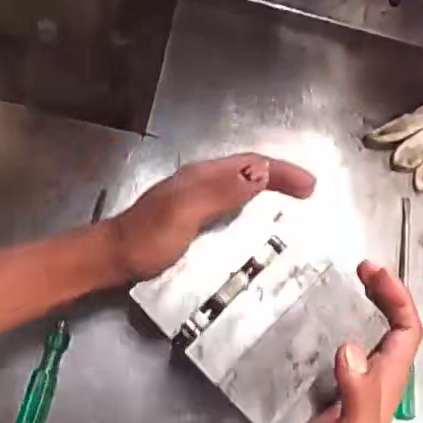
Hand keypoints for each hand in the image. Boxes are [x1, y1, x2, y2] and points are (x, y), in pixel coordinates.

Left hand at [104, 153, 315, 281]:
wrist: (113, 258)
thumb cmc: (147, 239)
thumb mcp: (185, 213)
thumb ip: (221, 192)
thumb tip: (261, 171)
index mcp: (201, 176)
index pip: (251, 163)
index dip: (282, 171)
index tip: (310, 186)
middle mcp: (200, 182)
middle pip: (247, 169)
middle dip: (279, 175)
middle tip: (307, 192)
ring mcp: (194, 198)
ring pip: (239, 185)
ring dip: (267, 188)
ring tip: (289, 203)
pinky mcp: (191, 217)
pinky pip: (229, 203)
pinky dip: (250, 206)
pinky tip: (253, 221)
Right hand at [292, 261, 421, 422]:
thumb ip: (357, 392)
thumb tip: (351, 347)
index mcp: (388, 378)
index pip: (406, 328)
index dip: (397, 297)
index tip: (374, 273)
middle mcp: (376, 372)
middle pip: (390, 323)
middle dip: (380, 291)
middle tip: (358, 268)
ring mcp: (356, 377)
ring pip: (366, 330)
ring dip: (357, 304)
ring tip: (334, 283)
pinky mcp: (334, 382)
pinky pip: (339, 343)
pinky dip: (331, 324)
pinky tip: (310, 316)